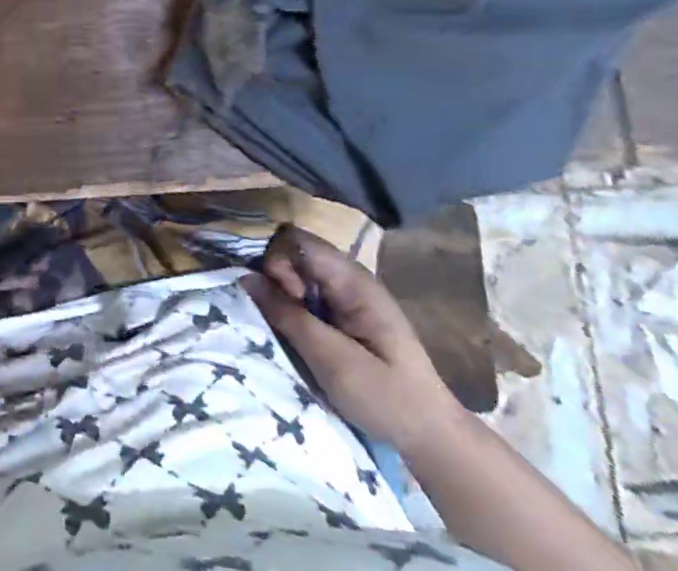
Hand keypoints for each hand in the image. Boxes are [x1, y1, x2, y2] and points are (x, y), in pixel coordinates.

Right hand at [243, 225, 461, 449]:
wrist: (432, 435)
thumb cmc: (386, 397)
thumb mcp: (332, 360)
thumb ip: (288, 316)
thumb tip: (246, 278)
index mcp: (353, 281)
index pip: (297, 241)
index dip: (277, 262)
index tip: (284, 301)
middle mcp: (350, 278)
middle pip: (295, 253)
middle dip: (277, 280)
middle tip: (284, 319)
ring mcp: (348, 296)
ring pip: (298, 274)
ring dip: (283, 296)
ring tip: (290, 331)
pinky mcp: (345, 314)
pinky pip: (308, 295)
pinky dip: (294, 309)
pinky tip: (299, 336)